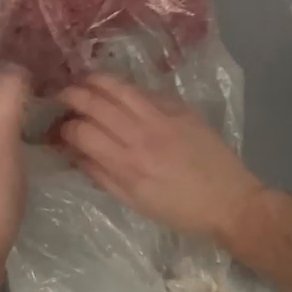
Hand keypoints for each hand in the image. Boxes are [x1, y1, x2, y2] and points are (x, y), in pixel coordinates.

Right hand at [54, 74, 266, 245]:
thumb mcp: (134, 202)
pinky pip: (143, 90)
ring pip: (116, 86)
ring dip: (92, 80)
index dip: (64, 127)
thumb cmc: (180, 211)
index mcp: (127, 164)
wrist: (232, 203)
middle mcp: (140, 135)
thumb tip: (73, 153)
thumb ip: (100, 175)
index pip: (81, 131)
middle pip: (93, 101)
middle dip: (69, 95)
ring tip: (81, 82)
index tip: (59, 129)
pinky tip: (117, 92)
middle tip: (59, 95)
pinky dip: (124, 88)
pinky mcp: (179, 108)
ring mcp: (161, 117)